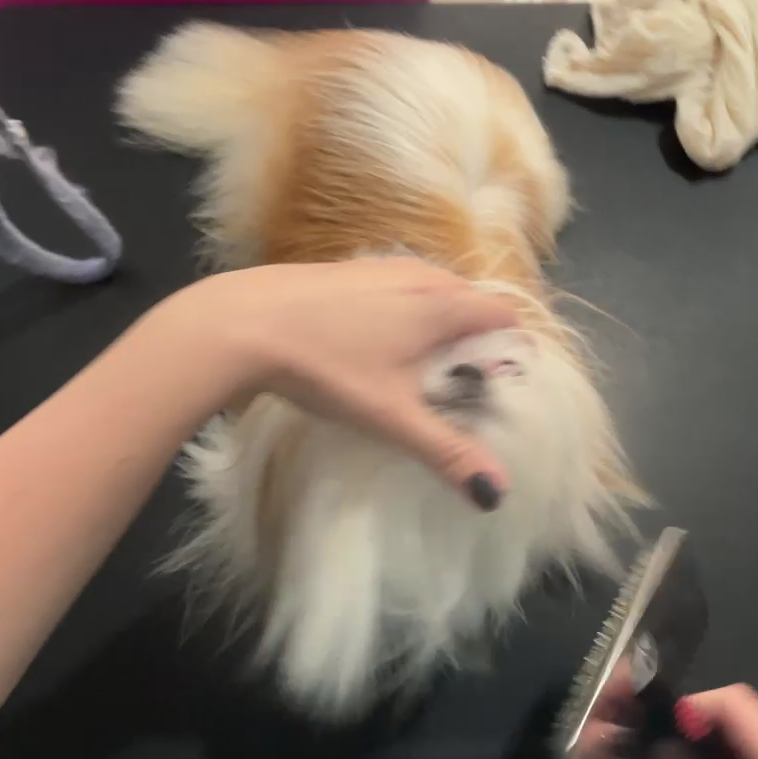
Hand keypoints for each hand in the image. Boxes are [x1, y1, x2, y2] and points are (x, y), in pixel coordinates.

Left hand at [157, 258, 518, 506]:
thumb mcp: (391, 416)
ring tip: (421, 372)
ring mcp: (381, 266)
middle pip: (471, 303)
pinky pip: (398, 288)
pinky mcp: (348, 269)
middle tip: (464, 389)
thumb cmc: (330, 367)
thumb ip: (447, 451)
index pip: (505, 317)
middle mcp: (421, 275)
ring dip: (439, 327)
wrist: (244, 323)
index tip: (502, 389)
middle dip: (477, 343)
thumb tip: (497, 493)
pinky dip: (405, 313)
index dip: (513, 351)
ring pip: (432, 293)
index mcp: (443, 304)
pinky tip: (375, 346)